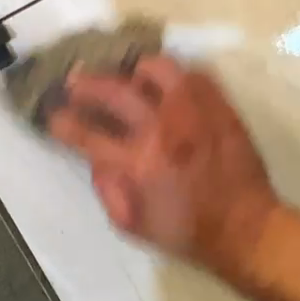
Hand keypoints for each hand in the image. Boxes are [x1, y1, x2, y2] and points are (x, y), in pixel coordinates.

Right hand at [47, 53, 279, 279]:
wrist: (246, 229)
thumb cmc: (186, 232)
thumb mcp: (132, 225)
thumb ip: (107, 188)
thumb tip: (96, 158)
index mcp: (139, 164)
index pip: (88, 134)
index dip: (63, 123)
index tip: (53, 116)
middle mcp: (164, 130)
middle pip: (116, 91)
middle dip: (87, 84)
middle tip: (75, 82)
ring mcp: (196, 113)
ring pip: (159, 69)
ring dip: (135, 70)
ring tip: (127, 76)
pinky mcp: (221, 107)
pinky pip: (195, 74)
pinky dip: (175, 76)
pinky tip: (167, 85)